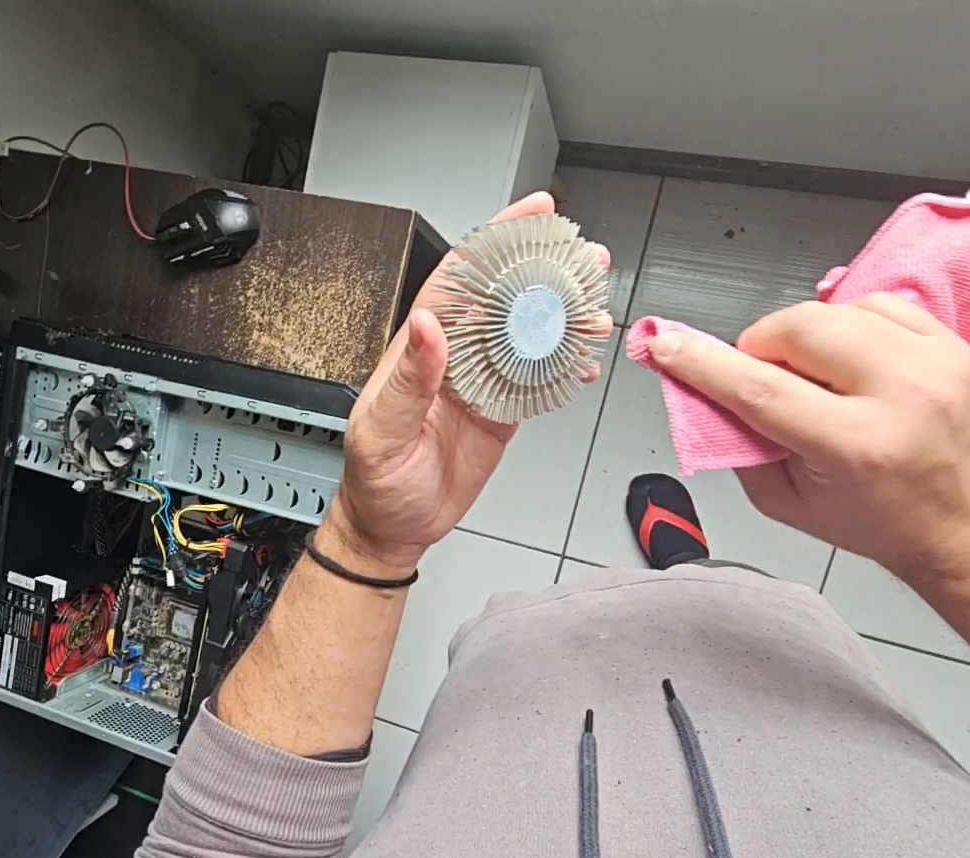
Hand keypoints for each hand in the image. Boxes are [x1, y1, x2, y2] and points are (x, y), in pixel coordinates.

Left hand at [329, 192, 609, 574]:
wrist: (393, 528)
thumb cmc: (375, 483)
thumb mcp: (380, 431)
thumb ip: (408, 380)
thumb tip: (428, 325)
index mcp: (419, 354)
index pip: (459, 282)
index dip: (495, 244)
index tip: (531, 216)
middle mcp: (453, 363)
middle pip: (503, 302)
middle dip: (544, 273)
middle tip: (583, 258)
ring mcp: (480, 388)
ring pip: (527, 338)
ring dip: (561, 318)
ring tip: (595, 303)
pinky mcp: (500, 417)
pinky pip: (536, 384)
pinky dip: (561, 369)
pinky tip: (581, 360)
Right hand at [642, 294, 969, 584]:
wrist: (959, 522)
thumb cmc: (868, 519)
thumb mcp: (781, 500)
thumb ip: (739, 442)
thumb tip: (705, 392)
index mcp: (854, 445)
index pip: (759, 388)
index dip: (702, 363)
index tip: (666, 346)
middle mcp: (901, 394)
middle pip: (800, 329)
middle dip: (760, 345)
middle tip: (759, 376)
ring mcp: (934, 362)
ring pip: (834, 309)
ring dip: (800, 336)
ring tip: (806, 372)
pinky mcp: (951, 343)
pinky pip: (875, 303)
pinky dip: (842, 324)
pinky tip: (841, 359)